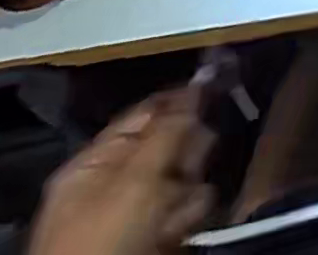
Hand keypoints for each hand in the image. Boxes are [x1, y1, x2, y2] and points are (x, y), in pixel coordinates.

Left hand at [27, 87, 216, 254]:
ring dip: (189, 191)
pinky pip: (190, 205)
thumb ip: (171, 128)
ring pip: (188, 175)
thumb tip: (204, 78)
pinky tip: (177, 230)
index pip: (149, 112)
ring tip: (174, 215)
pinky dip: (189, 214)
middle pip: (174, 142)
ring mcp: (137, 209)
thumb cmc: (104, 239)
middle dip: (188, 156)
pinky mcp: (158, 231)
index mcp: (98, 162)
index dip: (183, 98)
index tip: (220, 87)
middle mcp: (117, 179)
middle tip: (187, 170)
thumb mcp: (135, 179)